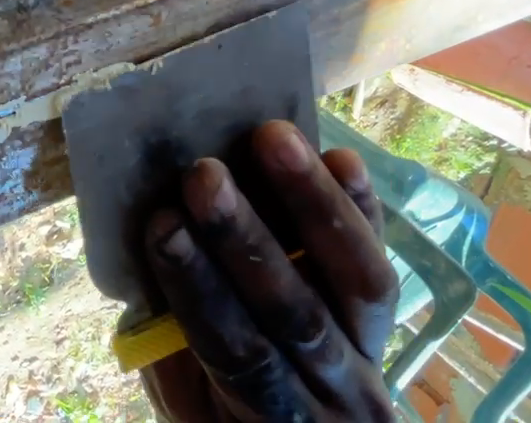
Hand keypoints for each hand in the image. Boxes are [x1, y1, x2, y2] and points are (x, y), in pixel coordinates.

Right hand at [140, 120, 397, 421]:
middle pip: (297, 313)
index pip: (234, 349)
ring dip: (309, 202)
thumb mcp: (180, 391)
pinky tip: (340, 157)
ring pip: (356, 281)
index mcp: (269, 414)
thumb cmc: (212, 402)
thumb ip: (166, 329)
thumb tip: (146, 238)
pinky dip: (362, 208)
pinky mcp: (384, 315)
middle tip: (204, 174)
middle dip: (246, 239)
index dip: (198, 286)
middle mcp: (336, 391)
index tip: (161, 224)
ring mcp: (371, 350)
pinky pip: (381, 261)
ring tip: (271, 136)